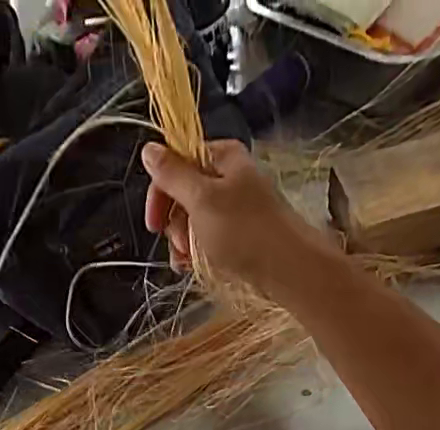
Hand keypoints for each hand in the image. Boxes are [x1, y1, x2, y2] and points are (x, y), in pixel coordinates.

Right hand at [140, 139, 338, 295]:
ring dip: (185, 241)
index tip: (154, 225)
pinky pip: (212, 238)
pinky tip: (196, 267)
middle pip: (185, 194)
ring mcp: (238, 209)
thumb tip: (148, 149)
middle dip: (175, 223)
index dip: (160, 192)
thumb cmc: (245, 232)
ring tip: (187, 263)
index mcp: (222, 158)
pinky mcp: (245, 236)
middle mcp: (231, 178)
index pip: (177, 163)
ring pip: (197, 220)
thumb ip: (172, 175)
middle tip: (180, 246)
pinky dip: (200, 251)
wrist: (291, 270)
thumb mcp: (202, 199)